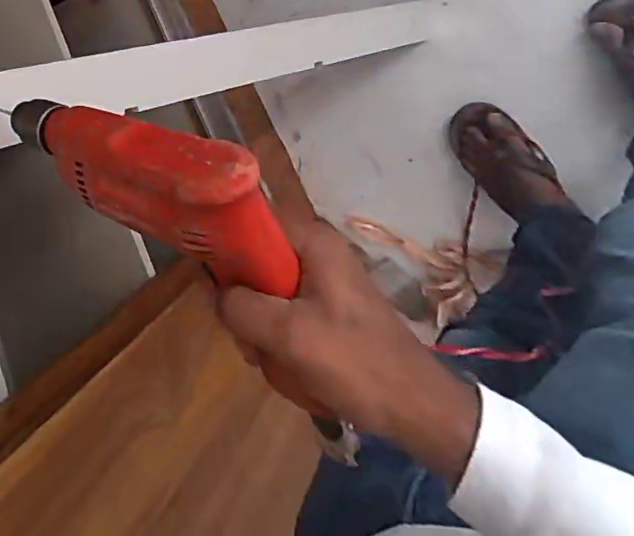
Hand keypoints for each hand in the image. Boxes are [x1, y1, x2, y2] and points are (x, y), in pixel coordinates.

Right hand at [215, 216, 481, 485]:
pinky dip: (278, 343)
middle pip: (251, 262)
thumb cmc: (358, 363)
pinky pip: (281, 315)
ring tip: (277, 362)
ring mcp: (320, 281)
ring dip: (261, 333)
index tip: (211, 277)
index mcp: (312, 240)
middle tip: (252, 340)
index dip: (223, 242)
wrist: (422, 414)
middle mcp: (314, 251)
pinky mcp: (324, 309)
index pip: (249, 218)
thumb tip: (214, 292)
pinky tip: (291, 370)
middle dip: (245, 306)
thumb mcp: (289, 334)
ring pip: (262, 294)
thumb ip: (240, 306)